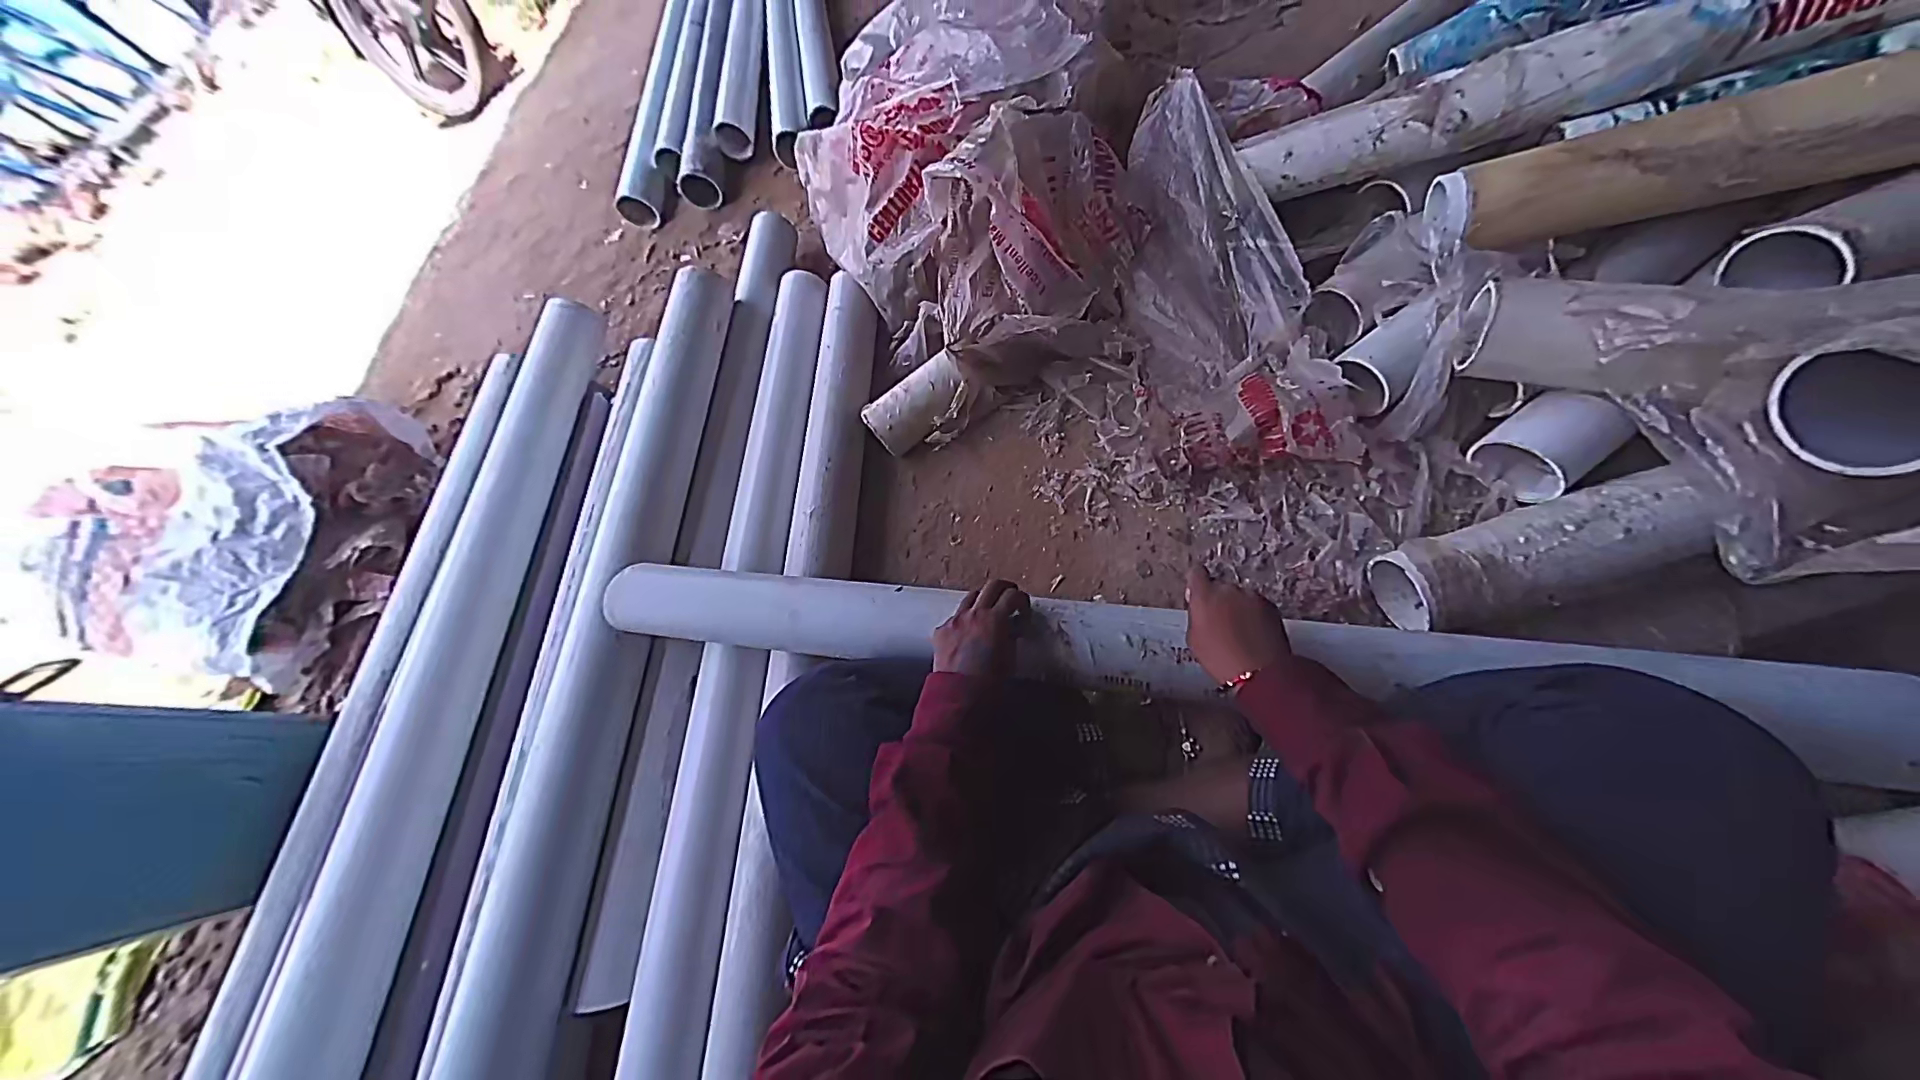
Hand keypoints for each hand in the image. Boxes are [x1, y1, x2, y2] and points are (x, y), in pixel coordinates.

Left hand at [933, 579, 1027, 678]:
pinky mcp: (942, 629)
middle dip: (1004, 588)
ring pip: (971, 597)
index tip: (1023, 609)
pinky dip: (965, 619)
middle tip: (1010, 597)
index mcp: (995, 618)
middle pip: (992, 586)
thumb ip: (1011, 636)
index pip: (1012, 595)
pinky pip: (955, 616)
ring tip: (987, 611)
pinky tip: (967, 632)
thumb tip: (1011, 628)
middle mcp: (975, 612)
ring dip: (982, 599)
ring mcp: (955, 619)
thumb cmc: (990, 680)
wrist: (959, 693)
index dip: (1022, 600)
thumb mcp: (1010, 656)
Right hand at [1185, 568, 1291, 684]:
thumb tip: (1200, 607)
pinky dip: (1254, 615)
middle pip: (1220, 587)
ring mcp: (1251, 596)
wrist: (1259, 671)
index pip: (1196, 573)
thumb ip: (1196, 615)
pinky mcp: (1271, 605)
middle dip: (1220, 601)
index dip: (1197, 582)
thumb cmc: (1221, 658)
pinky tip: (1253, 635)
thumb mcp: (1194, 638)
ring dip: (1238, 608)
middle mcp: (1228, 589)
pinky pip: (1256, 605)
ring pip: (1240, 597)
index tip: (1197, 592)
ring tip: (1239, 633)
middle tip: (1219, 623)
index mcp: (1204, 595)